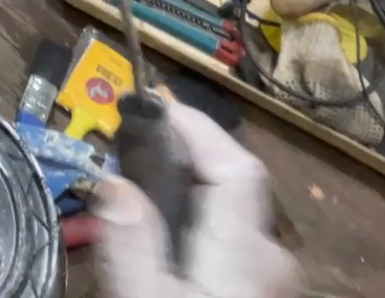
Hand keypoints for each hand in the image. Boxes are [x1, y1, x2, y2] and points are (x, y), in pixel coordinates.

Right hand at [96, 101, 298, 297]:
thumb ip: (131, 244)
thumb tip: (116, 181)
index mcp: (244, 256)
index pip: (236, 169)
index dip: (199, 127)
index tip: (151, 104)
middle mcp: (268, 266)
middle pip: (231, 188)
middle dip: (180, 158)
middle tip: (125, 152)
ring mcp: (268, 287)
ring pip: (228, 218)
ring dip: (185, 192)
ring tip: (135, 195)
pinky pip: (228, 244)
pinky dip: (195, 224)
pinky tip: (163, 244)